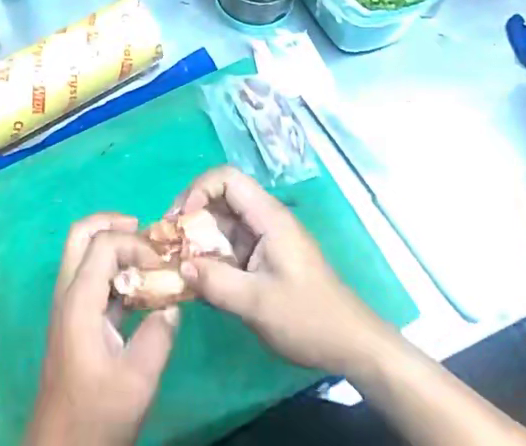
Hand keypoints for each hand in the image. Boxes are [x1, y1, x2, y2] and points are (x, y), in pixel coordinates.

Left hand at [25, 214, 179, 445]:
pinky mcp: (73, 321)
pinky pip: (89, 279)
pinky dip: (112, 271)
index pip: (103, 244)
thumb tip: (172, 305)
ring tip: (148, 256)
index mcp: (78, 300)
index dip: (135, 244)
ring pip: (82, 254)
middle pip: (81, 235)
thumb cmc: (97, 415)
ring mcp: (67, 306)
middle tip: (147, 233)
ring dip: (111, 245)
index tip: (164, 264)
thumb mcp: (137, 380)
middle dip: (112, 224)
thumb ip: (157, 336)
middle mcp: (67, 293)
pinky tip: (140, 288)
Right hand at [170, 166, 396, 375]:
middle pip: (219, 198)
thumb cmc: (309, 319)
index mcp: (269, 217)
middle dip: (191, 215)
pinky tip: (198, 279)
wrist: (355, 348)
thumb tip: (179, 265)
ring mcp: (265, 240)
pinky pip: (229, 246)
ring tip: (177, 261)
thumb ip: (215, 282)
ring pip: (222, 223)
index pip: (226, 178)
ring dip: (198, 238)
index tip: (182, 220)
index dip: (198, 190)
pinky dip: (210, 256)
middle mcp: (265, 221)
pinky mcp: (264, 260)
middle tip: (169, 240)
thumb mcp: (257, 303)